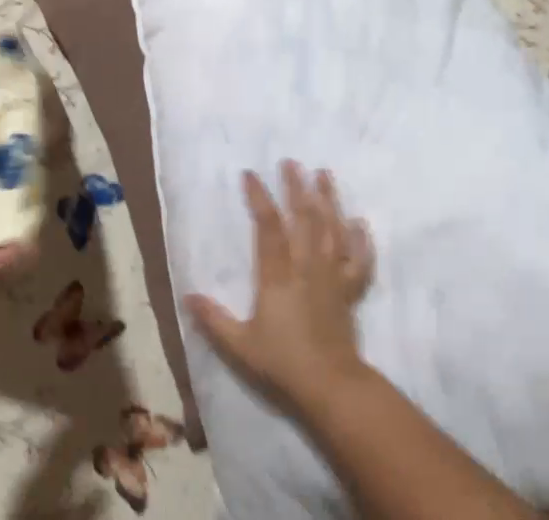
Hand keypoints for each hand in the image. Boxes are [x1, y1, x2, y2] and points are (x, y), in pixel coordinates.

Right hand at [185, 161, 374, 412]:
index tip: (250, 175)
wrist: (330, 385)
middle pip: (304, 218)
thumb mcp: (238, 345)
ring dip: (328, 200)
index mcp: (277, 276)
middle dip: (297, 187)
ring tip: (324, 174)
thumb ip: (213, 319)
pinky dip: (361, 240)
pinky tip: (359, 223)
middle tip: (291, 162)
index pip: (268, 227)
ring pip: (333, 229)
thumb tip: (187, 295)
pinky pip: (360, 260)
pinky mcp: (351, 292)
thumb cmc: (281, 363)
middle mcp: (307, 267)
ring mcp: (333, 277)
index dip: (259, 198)